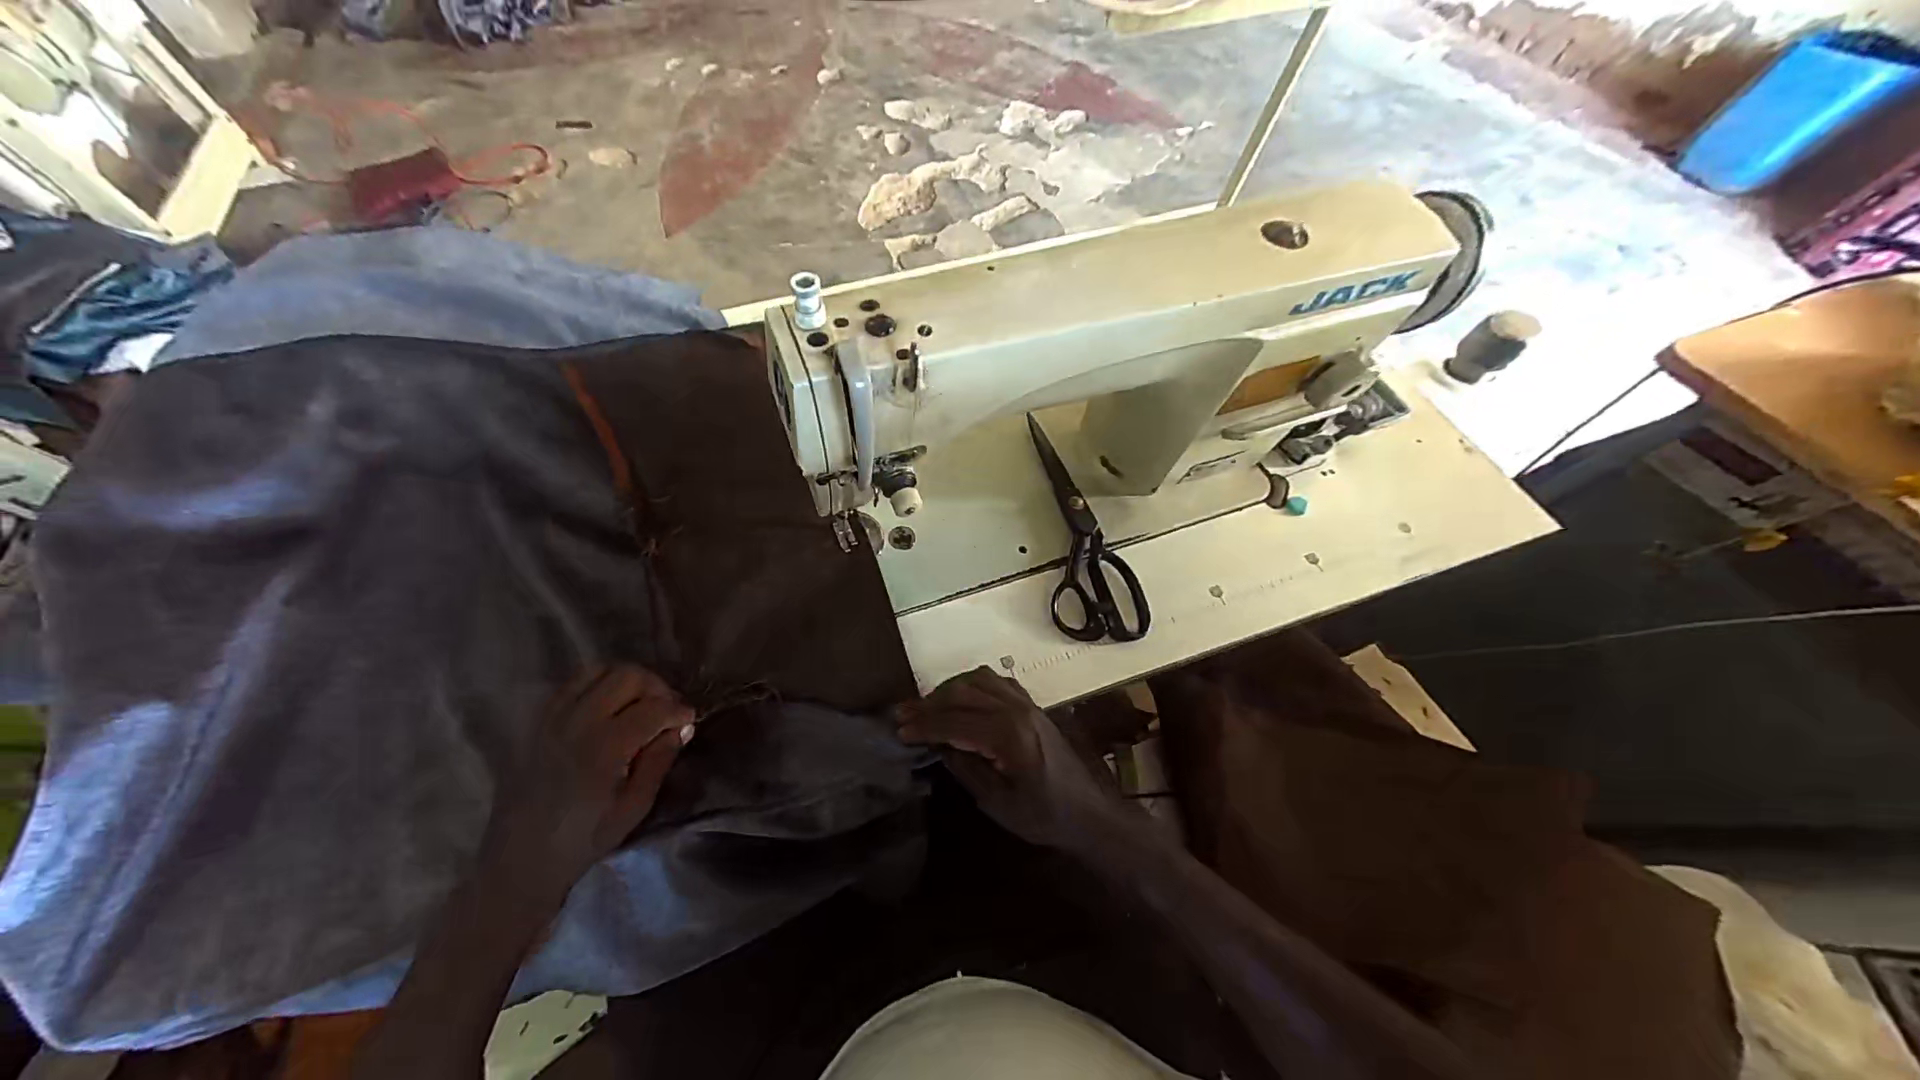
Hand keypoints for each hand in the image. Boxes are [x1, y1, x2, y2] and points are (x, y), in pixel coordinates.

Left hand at [477, 665, 696, 908]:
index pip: (654, 708)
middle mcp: (578, 722)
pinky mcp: (539, 720)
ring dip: (627, 681)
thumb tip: (680, 728)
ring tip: (639, 704)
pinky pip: (573, 683)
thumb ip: (659, 761)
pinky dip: (598, 684)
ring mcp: (554, 717)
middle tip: (666, 710)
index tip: (689, 720)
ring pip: (600, 669)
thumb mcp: (634, 807)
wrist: (521, 858)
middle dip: (657, 687)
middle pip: (628, 675)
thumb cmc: (584, 838)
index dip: (679, 710)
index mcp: (605, 747)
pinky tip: (608, 708)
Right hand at [897, 667, 1127, 850]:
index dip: (924, 725)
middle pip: (963, 692)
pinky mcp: (1033, 706)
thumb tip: (939, 744)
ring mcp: (1027, 704)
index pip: (954, 721)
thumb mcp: (996, 802)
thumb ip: (965, 768)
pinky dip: (973, 685)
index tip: (899, 730)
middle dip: (930, 703)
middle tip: (904, 715)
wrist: (1088, 813)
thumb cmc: (1043, 816)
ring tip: (927, 706)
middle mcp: (1016, 709)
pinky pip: (997, 682)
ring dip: (949, 689)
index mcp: (1007, 734)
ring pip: (979, 680)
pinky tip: (961, 699)